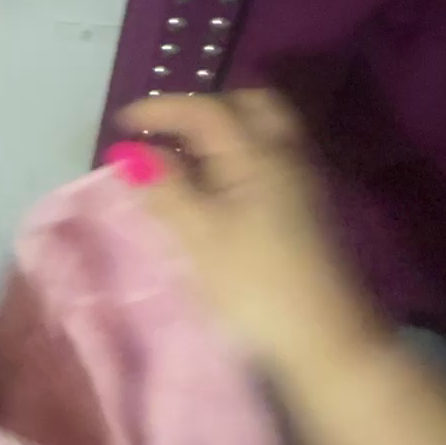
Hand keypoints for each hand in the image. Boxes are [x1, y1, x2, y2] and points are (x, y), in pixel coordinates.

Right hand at [114, 90, 383, 370]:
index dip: (161, 110)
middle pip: (248, 106)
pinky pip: (268, 159)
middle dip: (202, 110)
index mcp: (258, 156)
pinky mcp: (306, 210)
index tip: (122, 122)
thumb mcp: (199, 236)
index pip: (206, 111)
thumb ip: (165, 189)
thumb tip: (131, 154)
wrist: (323, 338)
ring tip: (182, 161)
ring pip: (263, 132)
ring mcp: (301, 183)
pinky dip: (235, 157)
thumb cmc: (253, 285)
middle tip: (165, 133)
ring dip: (221, 134)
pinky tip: (214, 188)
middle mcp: (287, 156)